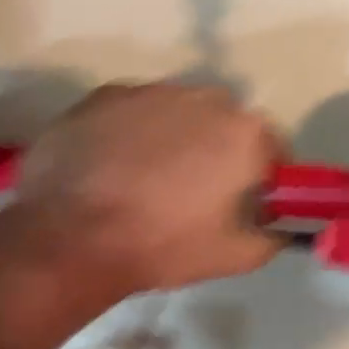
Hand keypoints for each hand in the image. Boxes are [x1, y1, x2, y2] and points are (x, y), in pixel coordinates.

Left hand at [14, 82, 282, 298]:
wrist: (68, 240)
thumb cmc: (165, 245)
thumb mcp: (239, 256)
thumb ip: (274, 236)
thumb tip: (279, 226)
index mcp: (247, 133)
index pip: (273, 147)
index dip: (264, 176)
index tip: (247, 201)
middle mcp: (205, 99)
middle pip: (227, 121)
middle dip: (220, 148)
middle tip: (197, 188)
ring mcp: (151, 93)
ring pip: (179, 111)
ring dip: (177, 135)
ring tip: (150, 176)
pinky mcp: (103, 97)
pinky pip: (134, 111)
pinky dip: (134, 131)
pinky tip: (116, 165)